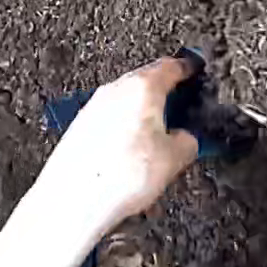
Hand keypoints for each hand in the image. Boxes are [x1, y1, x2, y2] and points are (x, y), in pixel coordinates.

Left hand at [33, 56, 200, 235]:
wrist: (73, 200)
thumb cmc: (119, 176)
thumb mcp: (174, 160)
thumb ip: (188, 141)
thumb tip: (186, 139)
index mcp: (143, 87)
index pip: (171, 66)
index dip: (187, 68)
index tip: (193, 70)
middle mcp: (117, 89)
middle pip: (147, 80)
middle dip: (164, 93)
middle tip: (180, 108)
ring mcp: (95, 105)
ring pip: (127, 99)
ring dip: (143, 111)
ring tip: (155, 140)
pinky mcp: (80, 125)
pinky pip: (110, 117)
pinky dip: (124, 126)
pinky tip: (128, 153)